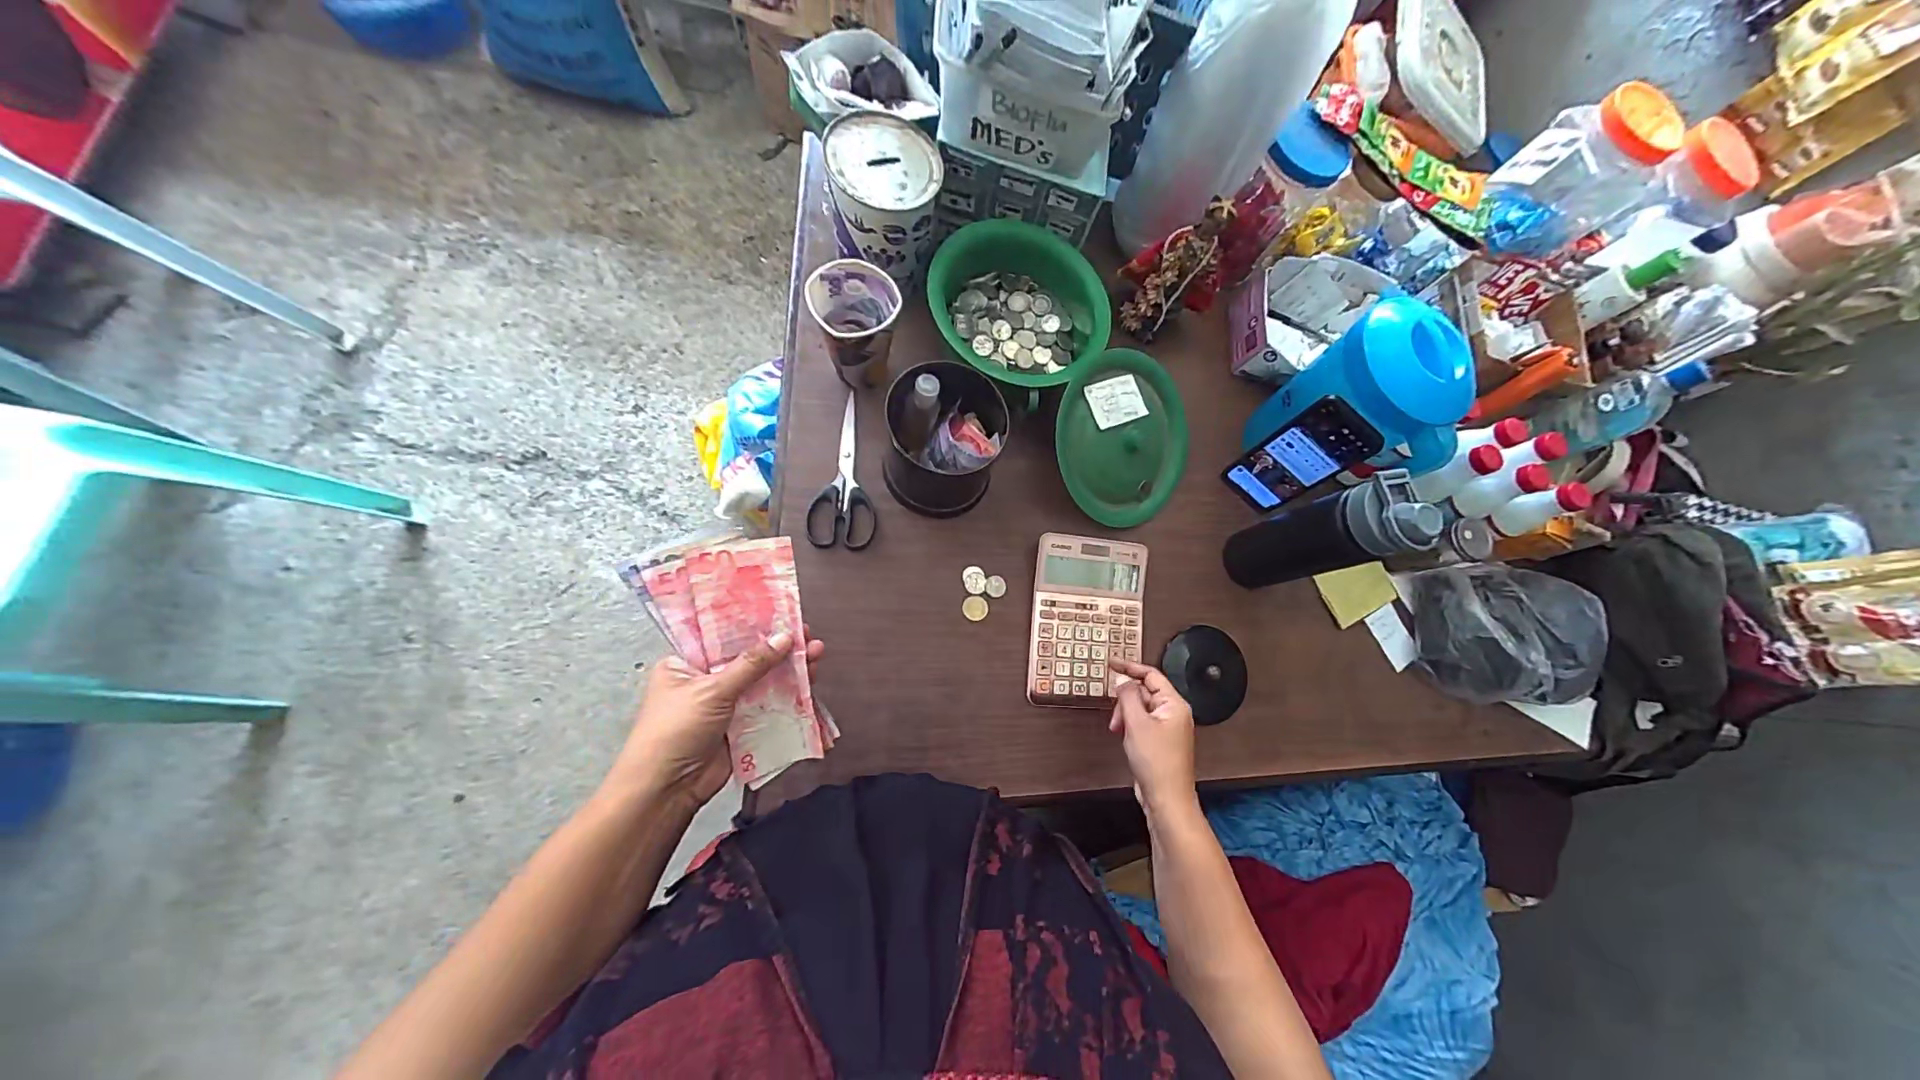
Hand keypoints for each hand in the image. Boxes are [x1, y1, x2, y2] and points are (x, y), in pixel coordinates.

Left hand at [605, 630, 826, 808]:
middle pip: (749, 660)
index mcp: (686, 664)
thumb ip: (752, 664)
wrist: (667, 790)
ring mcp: (724, 705)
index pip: (725, 637)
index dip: (755, 627)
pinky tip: (808, 687)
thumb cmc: (673, 733)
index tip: (783, 617)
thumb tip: (783, 638)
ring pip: (763, 684)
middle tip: (807, 638)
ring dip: (789, 673)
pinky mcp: (740, 728)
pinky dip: (788, 699)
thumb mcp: (712, 689)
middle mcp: (705, 681)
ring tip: (815, 658)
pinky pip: (768, 708)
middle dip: (780, 650)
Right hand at [1107, 660, 1196, 814]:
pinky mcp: (1161, 741)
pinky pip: (1142, 723)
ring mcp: (1168, 728)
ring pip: (1141, 709)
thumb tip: (1122, 681)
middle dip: (1125, 701)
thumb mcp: (1136, 723)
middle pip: (1144, 692)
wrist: (1166, 798)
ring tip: (1119, 731)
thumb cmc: (1157, 764)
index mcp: (1174, 705)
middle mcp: (1174, 713)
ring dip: (1126, 715)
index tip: (1112, 664)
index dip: (1130, 668)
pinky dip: (1130, 726)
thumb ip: (1127, 697)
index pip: (1151, 675)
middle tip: (1115, 715)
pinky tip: (1125, 738)